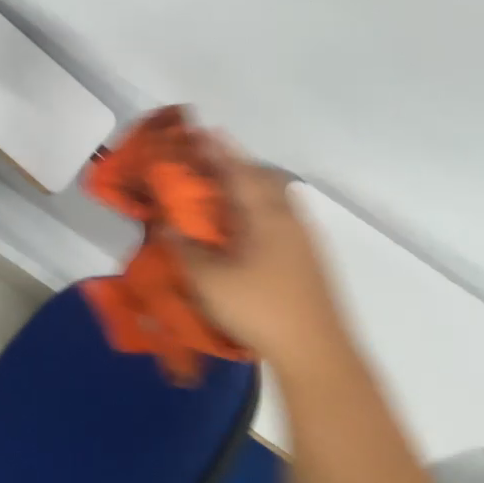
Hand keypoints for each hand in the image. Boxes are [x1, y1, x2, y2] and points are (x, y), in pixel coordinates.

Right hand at [173, 150, 351, 372]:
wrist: (315, 350)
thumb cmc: (258, 307)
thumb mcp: (208, 278)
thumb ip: (185, 247)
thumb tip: (168, 224)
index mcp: (266, 217)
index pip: (239, 174)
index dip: (219, 153)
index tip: (203, 132)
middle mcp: (289, 221)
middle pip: (264, 183)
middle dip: (236, 170)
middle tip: (206, 166)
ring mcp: (302, 242)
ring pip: (272, 204)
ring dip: (246, 193)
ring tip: (217, 197)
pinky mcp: (305, 262)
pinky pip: (275, 223)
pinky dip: (253, 215)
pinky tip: (238, 233)